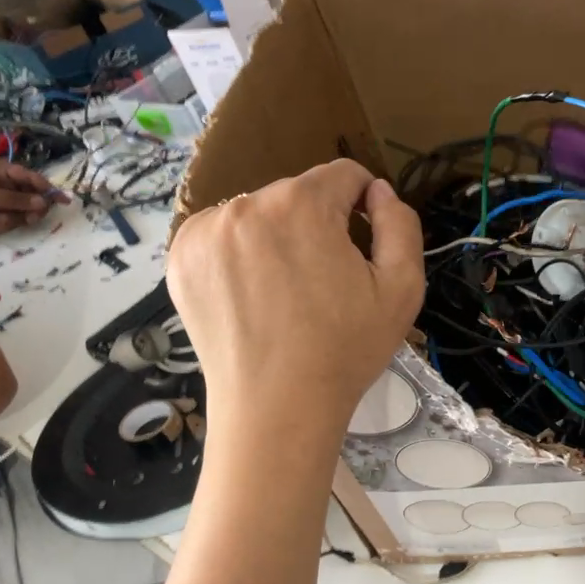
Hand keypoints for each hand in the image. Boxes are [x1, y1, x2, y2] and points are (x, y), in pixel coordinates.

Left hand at [0, 158, 52, 236]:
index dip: (46, 187)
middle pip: (32, 195)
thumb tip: (44, 202)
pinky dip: (3, 224)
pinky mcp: (0, 213)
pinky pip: (14, 220)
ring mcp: (2, 199)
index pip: (29, 176)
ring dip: (14, 218)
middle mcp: (4, 183)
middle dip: (30, 208)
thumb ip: (16, 199)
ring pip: (25, 210)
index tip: (62, 199)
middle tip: (31, 218)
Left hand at [167, 158, 424, 421]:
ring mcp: (206, 231)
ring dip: (277, 238)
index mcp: (302, 205)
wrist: (278, 408)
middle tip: (326, 282)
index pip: (342, 175)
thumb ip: (400, 225)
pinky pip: (223, 236)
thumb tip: (377, 192)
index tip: (363, 245)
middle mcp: (246, 205)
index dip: (363, 204)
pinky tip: (253, 296)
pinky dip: (240, 255)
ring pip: (259, 215)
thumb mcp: (403, 288)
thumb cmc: (346, 350)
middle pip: (298, 196)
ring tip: (287, 293)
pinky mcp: (181, 258)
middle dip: (318, 225)